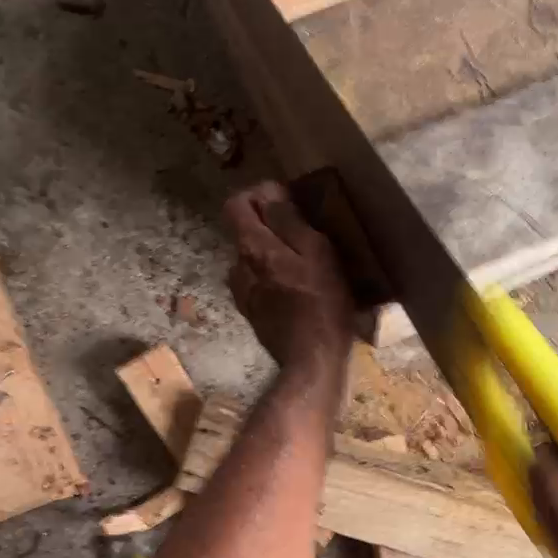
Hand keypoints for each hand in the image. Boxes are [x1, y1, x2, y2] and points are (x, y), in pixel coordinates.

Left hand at [223, 182, 361, 370]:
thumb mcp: (317, 253)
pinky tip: (297, 291)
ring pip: (252, 261)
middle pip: (244, 233)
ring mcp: (243, 294)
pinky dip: (272, 278)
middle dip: (268, 226)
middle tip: (303, 233)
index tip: (284, 200)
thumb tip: (270, 195)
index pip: (235, 205)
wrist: (312, 361)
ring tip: (303, 264)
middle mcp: (238, 268)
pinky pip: (258, 284)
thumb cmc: (322, 304)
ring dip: (271, 255)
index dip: (257, 195)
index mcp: (252, 248)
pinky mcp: (253, 315)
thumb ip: (289, 222)